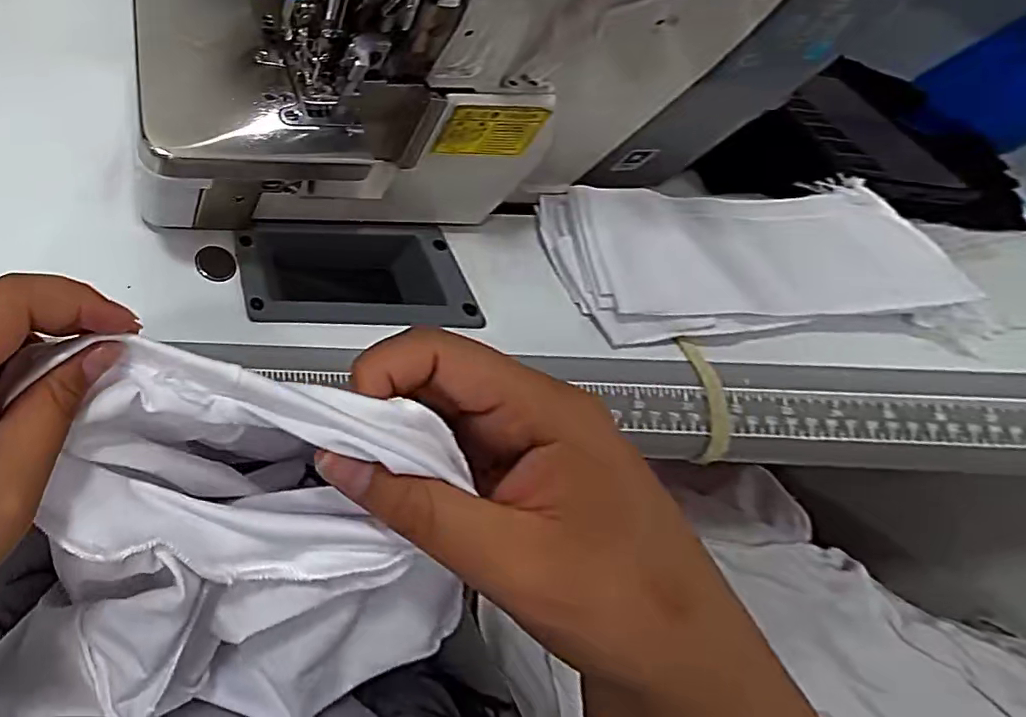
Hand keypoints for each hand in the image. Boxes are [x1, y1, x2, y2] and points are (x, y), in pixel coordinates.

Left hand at [0, 275, 136, 716]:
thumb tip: (97, 353)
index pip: (10, 300)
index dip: (76, 304)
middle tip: (108, 346)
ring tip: (75, 368)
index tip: (124, 328)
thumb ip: (55, 404)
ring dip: (29, 335)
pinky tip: (24, 384)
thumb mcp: (3, 488)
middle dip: (58, 315)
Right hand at [313, 329, 812, 716]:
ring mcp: (525, 435)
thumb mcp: (509, 560)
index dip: (381, 371)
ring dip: (397, 437)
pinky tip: (408, 491)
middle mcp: (533, 408)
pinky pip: (447, 440)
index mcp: (545, 409)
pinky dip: (415, 460)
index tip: (350, 422)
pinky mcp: (514, 463)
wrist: (692, 678)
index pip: (437, 351)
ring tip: (381, 479)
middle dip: (382, 407)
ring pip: (434, 406)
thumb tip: (337, 464)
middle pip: (431, 373)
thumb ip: (413, 507)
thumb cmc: (629, 613)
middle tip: (356, 454)